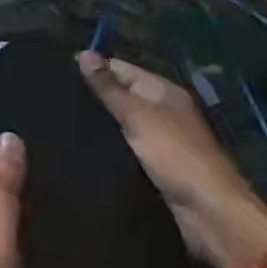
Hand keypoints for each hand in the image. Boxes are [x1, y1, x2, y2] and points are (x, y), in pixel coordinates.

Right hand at [77, 52, 266, 267]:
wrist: (212, 215)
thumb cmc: (175, 156)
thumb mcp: (137, 115)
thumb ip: (108, 87)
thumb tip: (83, 52)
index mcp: (163, 90)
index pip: (120, 67)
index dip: (92, 68)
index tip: (57, 73)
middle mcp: (163, 109)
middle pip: (120, 93)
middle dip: (93, 96)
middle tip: (54, 96)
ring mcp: (161, 137)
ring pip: (121, 121)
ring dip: (100, 122)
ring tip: (61, 117)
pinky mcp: (157, 163)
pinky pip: (126, 144)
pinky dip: (109, 143)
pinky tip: (83, 143)